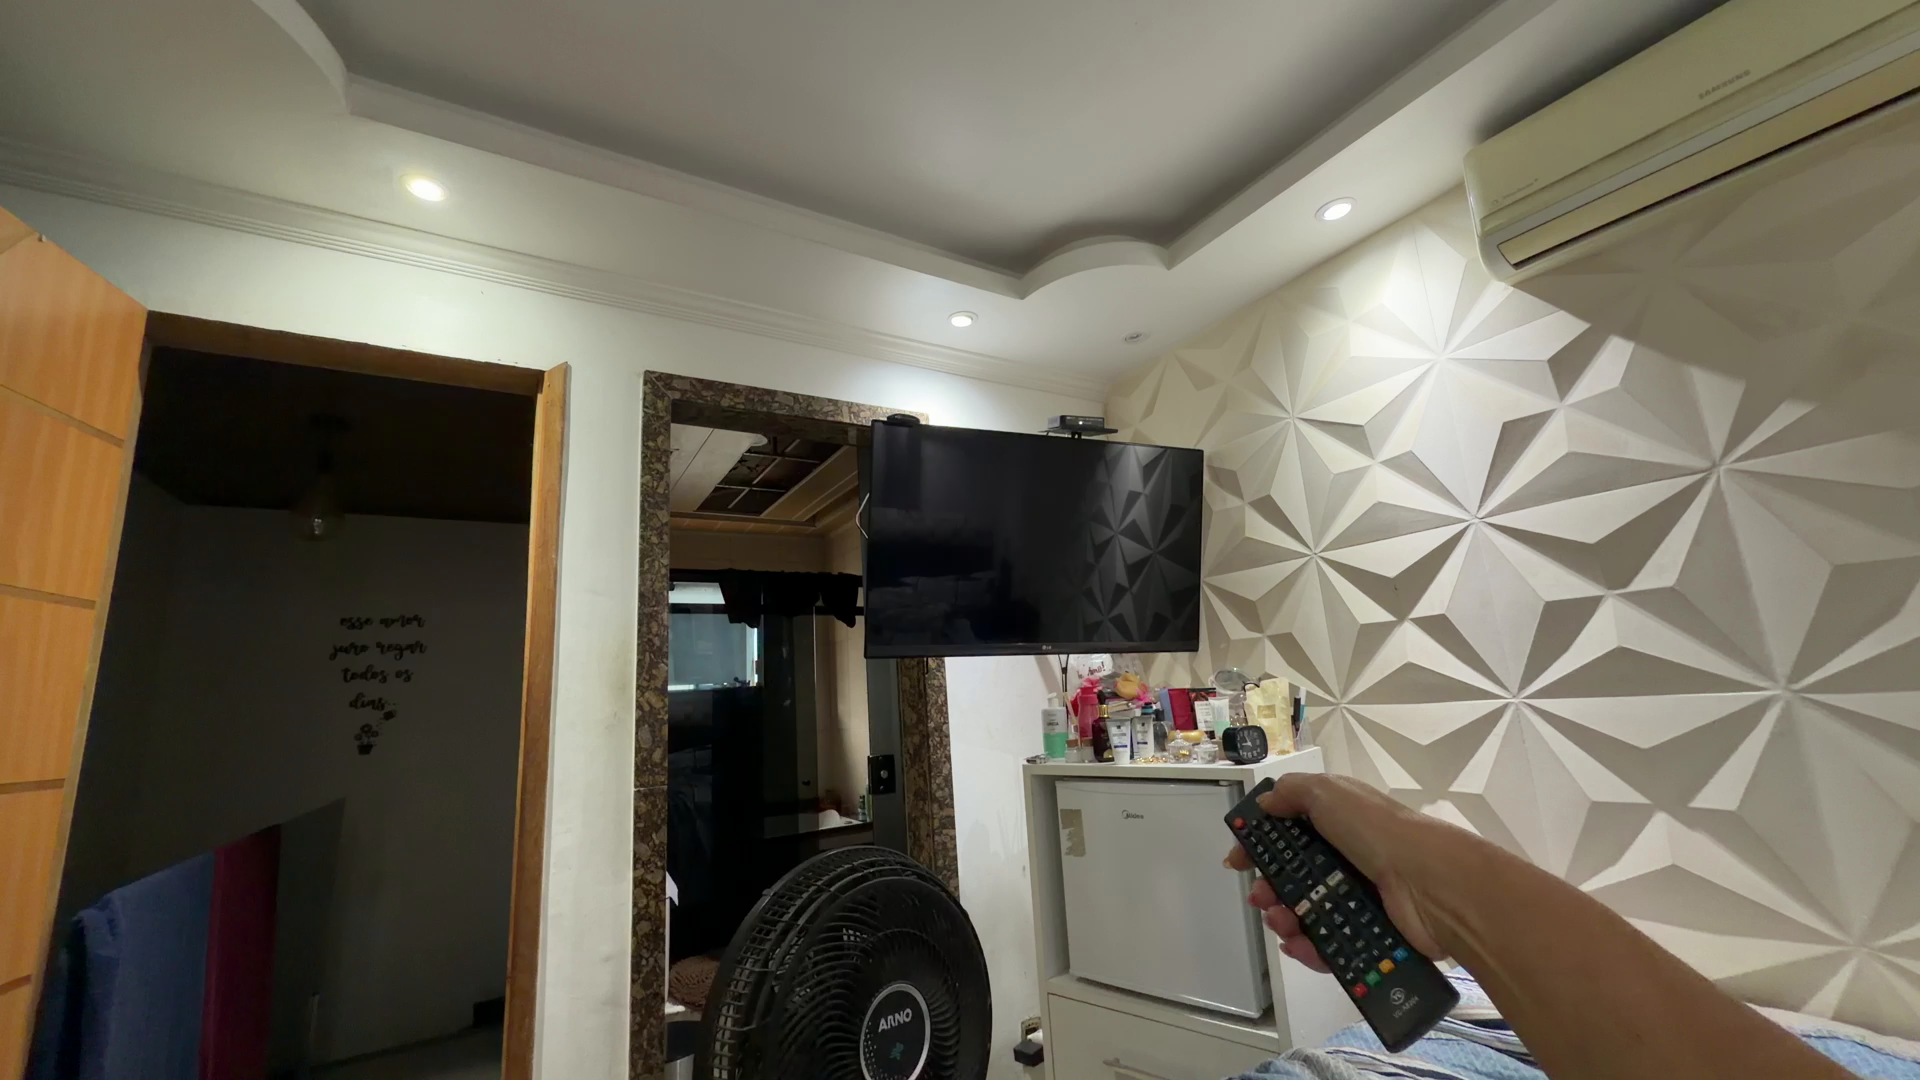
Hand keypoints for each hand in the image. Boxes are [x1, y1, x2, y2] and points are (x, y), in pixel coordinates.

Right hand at [1223, 774, 1453, 971]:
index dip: (1258, 845)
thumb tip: (1266, 804)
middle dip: (1266, 887)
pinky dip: (1308, 947)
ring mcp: (1355, 896)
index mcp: (1334, 821)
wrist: (1433, 884)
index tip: (1237, 861)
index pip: (1286, 832)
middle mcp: (1343, 857)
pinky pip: (1328, 944)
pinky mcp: (1367, 933)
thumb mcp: (1328, 792)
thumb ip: (1291, 792)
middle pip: (1291, 876)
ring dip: (1283, 918)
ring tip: (1280, 923)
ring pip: (1305, 911)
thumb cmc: (1375, 830)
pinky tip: (1296, 945)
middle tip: (1258, 898)